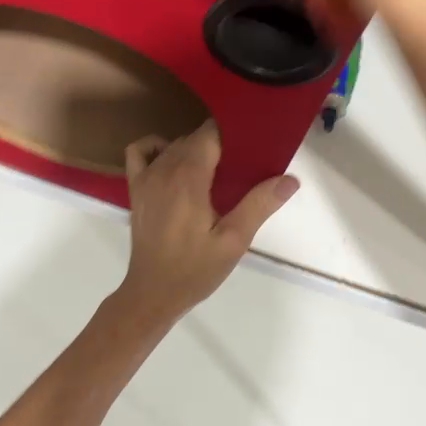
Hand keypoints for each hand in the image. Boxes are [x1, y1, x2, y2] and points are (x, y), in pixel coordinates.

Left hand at [113, 121, 298, 327]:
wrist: (154, 292)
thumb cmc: (196, 269)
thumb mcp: (234, 240)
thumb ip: (259, 204)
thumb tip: (290, 179)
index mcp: (188, 176)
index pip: (211, 134)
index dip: (232, 135)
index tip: (252, 146)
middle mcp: (164, 168)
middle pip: (194, 138)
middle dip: (219, 144)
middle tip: (243, 165)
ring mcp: (145, 176)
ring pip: (173, 144)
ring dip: (194, 149)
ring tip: (218, 170)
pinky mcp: (135, 187)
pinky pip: (140, 151)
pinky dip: (156, 148)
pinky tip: (174, 163)